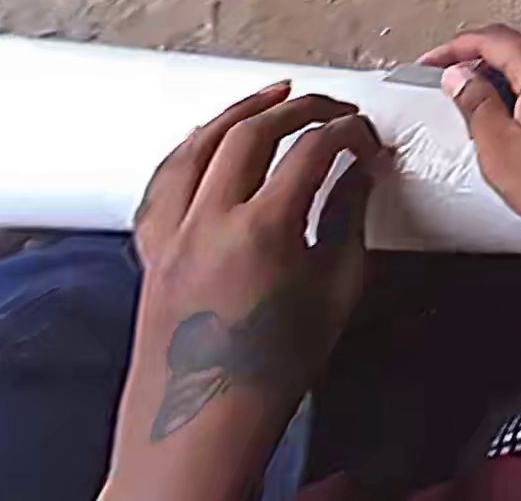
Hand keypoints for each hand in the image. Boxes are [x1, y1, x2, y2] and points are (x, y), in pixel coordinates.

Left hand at [106, 83, 379, 500]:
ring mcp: (171, 233)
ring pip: (198, 145)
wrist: (200, 428)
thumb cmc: (280, 363)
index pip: (314, 150)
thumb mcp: (338, 284)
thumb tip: (363, 169)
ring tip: (274, 92)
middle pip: (253, 132)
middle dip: (301, 106)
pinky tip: (211, 136)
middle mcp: (209, 221)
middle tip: (333, 106)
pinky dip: (190, 147)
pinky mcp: (150, 249)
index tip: (369, 137)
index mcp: (263, 230)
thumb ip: (350, 215)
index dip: (350, 132)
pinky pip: (162, 182)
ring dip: (240, 109)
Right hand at [419, 27, 520, 256]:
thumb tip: (459, 75)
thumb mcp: (500, 148)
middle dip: (476, 60)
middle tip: (446, 83)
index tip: (431, 62)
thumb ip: (476, 102)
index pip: (494, 39)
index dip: (456, 47)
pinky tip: (504, 111)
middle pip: (514, 47)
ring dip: (498, 75)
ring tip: (470, 101)